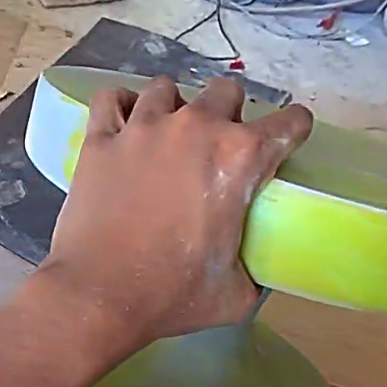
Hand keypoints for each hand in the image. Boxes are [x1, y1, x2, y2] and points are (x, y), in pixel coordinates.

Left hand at [35, 76, 311, 355]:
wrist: (97, 297)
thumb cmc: (168, 296)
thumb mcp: (236, 293)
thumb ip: (254, 269)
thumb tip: (256, 270)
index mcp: (240, 157)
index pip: (290, 121)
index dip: (289, 135)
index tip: (277, 152)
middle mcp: (194, 128)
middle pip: (225, 92)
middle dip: (227, 116)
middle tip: (212, 153)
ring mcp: (141, 130)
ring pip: (166, 89)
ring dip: (172, 108)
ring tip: (164, 139)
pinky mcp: (98, 142)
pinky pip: (110, 100)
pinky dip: (119, 107)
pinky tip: (122, 127)